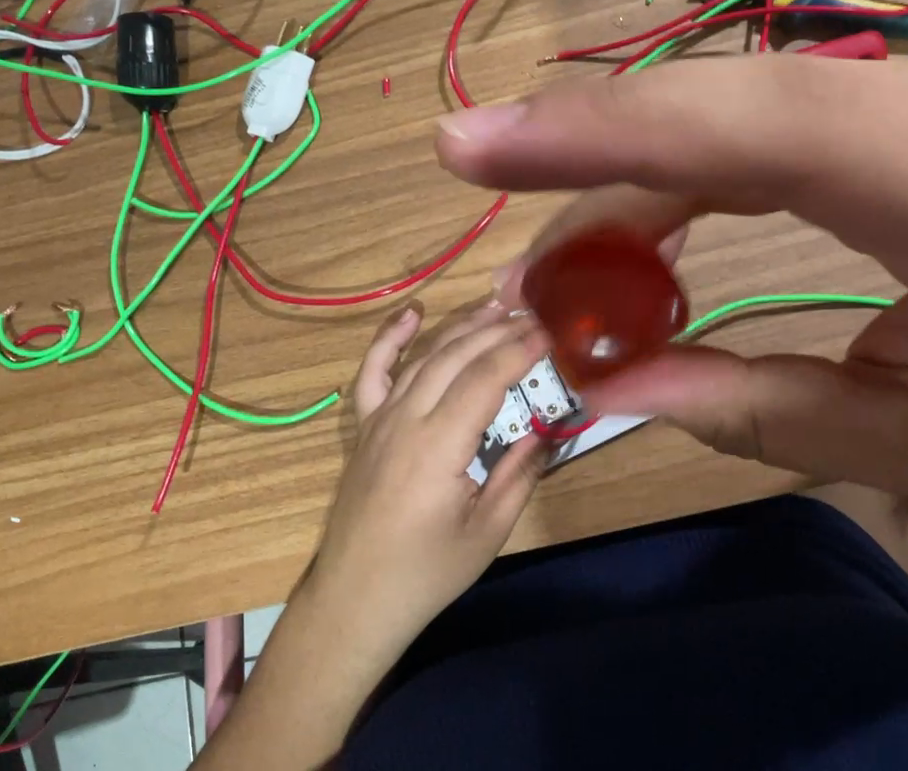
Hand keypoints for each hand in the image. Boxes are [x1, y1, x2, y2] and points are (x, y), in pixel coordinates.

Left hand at [300, 303, 550, 658]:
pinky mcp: (363, 427)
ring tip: (498, 308)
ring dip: (460, 328)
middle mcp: (405, 419)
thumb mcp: (488, 530)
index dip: (520, 350)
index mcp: (438, 446)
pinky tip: (412, 313)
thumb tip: (552, 429)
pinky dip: (391, 338)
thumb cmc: (427, 572)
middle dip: (498, 331)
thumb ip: (520, 472)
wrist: (355, 598)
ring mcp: (378, 419)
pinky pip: (373, 372)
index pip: (485, 379)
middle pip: (455, 357)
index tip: (551, 331)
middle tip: (535, 315)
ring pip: (422, 357)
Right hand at [436, 57, 907, 539]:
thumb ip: (745, 406)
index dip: (607, 129)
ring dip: (629, 168)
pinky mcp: (903, 103)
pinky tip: (636, 226)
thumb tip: (599, 387)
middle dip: (587, 135)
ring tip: (556, 260)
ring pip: (735, 102)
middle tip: (471, 166)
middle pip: (729, 97)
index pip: (762, 129)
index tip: (475, 144)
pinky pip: (763, 116)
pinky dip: (683, 168)